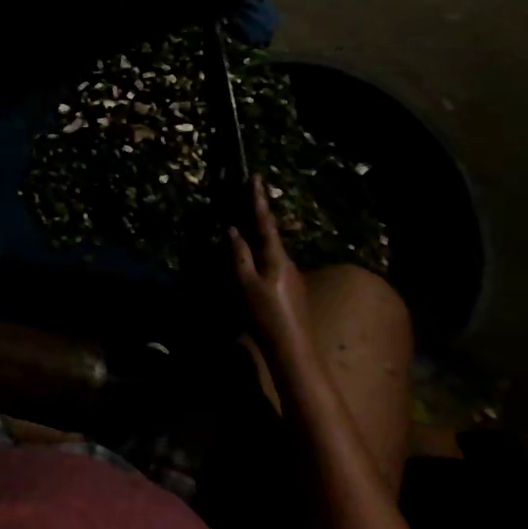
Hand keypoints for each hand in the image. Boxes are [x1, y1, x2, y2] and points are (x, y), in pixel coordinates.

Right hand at [228, 175, 313, 361]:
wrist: (294, 351)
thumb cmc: (267, 316)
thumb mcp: (247, 285)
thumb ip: (239, 256)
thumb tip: (233, 230)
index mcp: (276, 256)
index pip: (264, 221)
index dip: (258, 199)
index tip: (255, 177)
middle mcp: (287, 261)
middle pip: (270, 233)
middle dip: (259, 214)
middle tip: (249, 194)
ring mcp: (291, 276)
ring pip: (271, 249)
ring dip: (258, 236)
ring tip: (245, 225)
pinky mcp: (290, 290)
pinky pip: (272, 263)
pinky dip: (260, 254)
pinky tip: (252, 262)